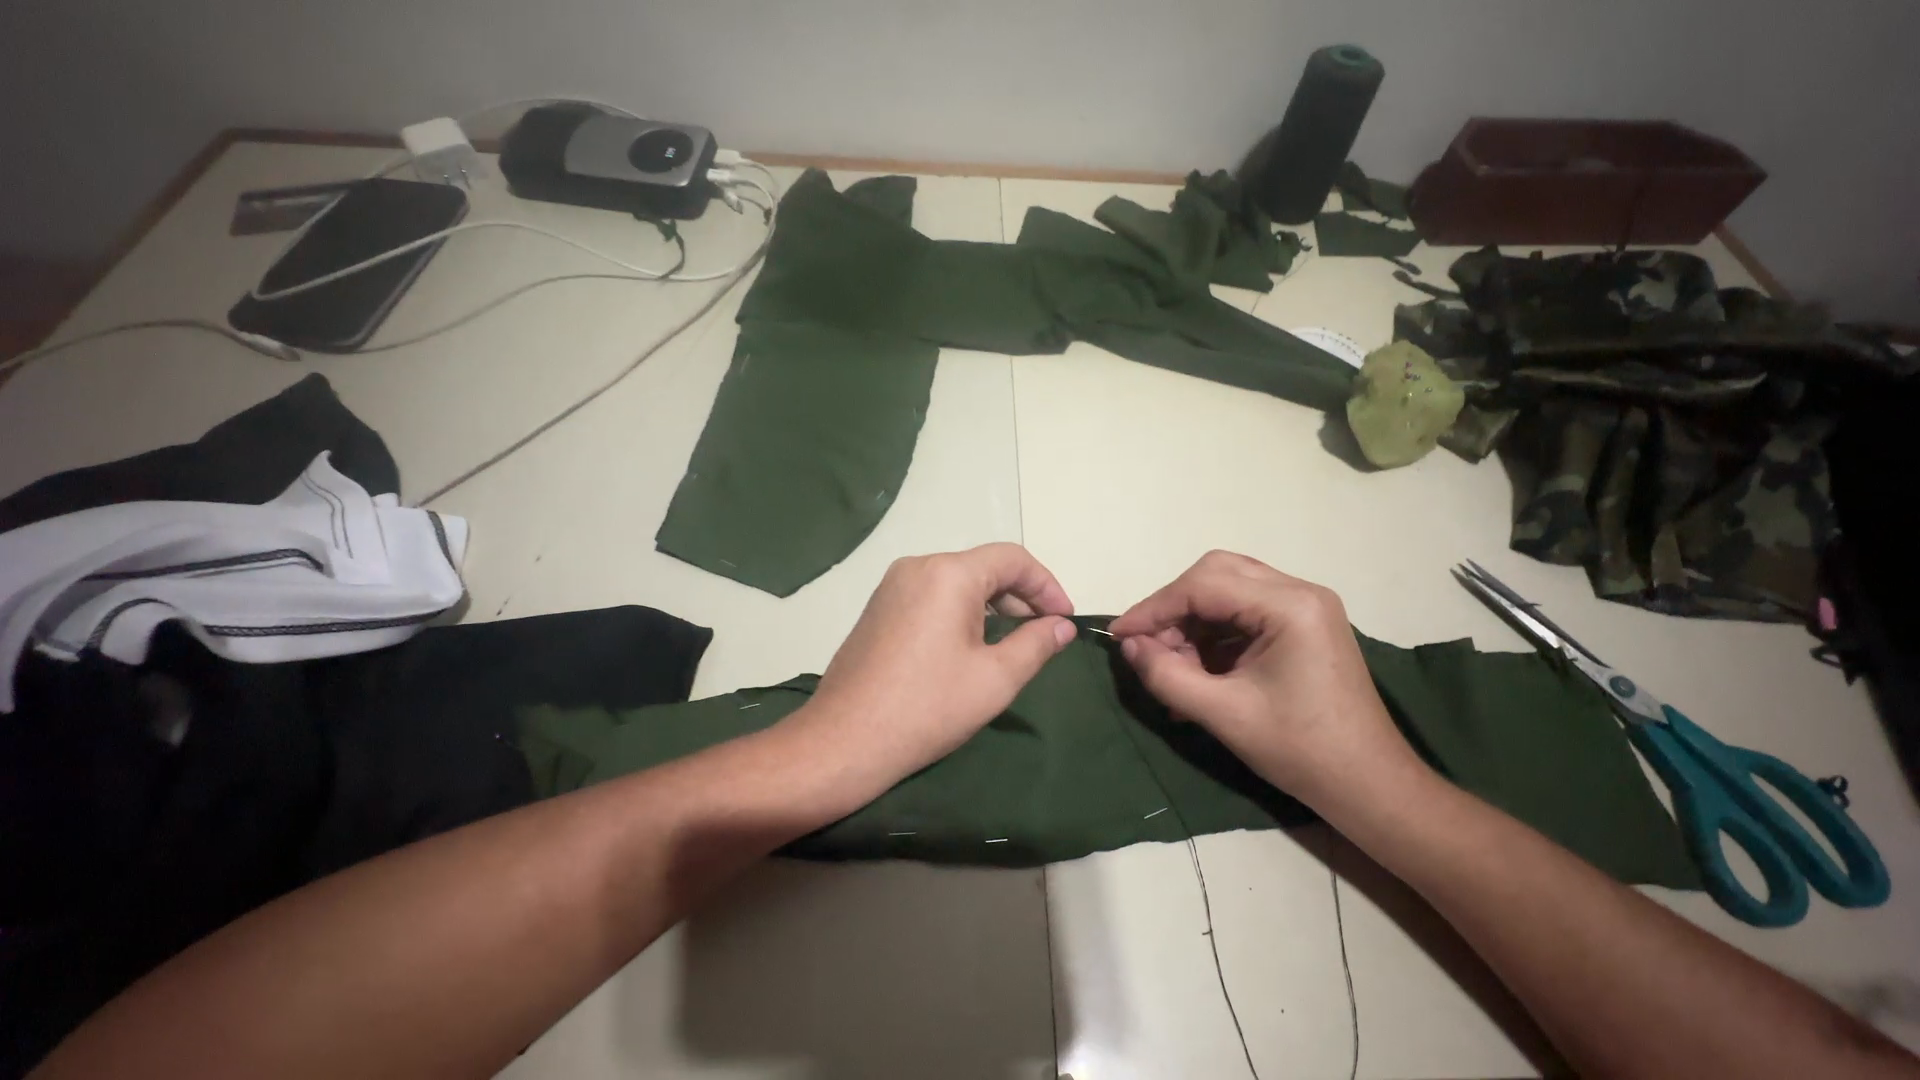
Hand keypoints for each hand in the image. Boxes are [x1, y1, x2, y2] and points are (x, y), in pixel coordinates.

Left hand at [799, 543, 1077, 787]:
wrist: (845, 740)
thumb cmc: (928, 708)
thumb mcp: (995, 679)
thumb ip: (1036, 644)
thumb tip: (1061, 625)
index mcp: (947, 573)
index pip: (1012, 559)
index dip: (1047, 586)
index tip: (1064, 620)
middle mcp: (917, 567)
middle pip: (983, 567)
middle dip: (1020, 597)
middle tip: (1044, 635)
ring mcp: (891, 587)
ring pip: (956, 582)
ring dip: (991, 606)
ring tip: (1012, 644)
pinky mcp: (877, 609)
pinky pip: (931, 596)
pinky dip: (960, 613)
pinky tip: (969, 648)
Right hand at [1108, 551, 1425, 811]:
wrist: (1367, 784)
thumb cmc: (1300, 750)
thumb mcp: (1223, 714)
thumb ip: (1168, 675)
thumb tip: (1130, 646)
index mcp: (1290, 606)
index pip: (1204, 585)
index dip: (1155, 608)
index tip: (1120, 636)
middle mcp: (1301, 592)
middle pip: (1217, 574)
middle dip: (1174, 609)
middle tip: (1148, 648)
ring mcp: (1306, 607)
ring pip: (1228, 590)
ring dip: (1192, 622)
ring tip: (1172, 667)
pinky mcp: (1303, 626)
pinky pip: (1244, 612)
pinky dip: (1214, 635)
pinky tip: (1197, 671)